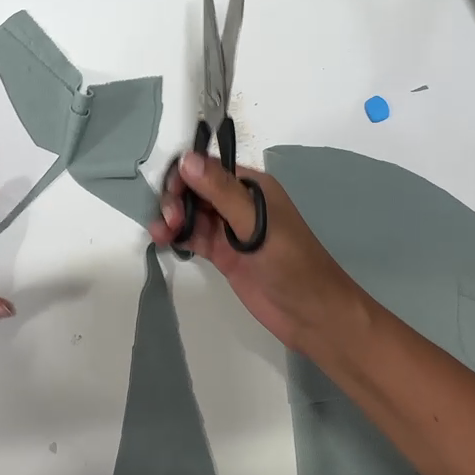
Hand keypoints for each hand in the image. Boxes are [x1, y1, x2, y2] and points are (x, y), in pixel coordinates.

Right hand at [148, 151, 363, 351]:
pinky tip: (163, 241)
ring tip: (160, 234)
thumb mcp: (256, 224)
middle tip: (170, 222)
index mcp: (250, 186)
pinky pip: (193, 236)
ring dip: (172, 217)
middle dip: (176, 199)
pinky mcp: (222, 253)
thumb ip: (221, 191)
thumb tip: (187, 158)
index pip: (207, 168)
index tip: (172, 194)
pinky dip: (176, 235)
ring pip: (190, 212)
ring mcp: (229, 229)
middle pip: (194, 189)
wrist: (314, 317)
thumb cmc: (292, 264)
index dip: (184, 175)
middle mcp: (237, 202)